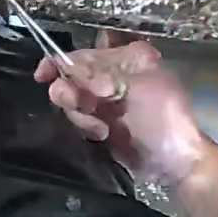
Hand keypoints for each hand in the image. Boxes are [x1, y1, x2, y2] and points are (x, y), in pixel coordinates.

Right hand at [36, 38, 211, 186]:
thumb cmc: (164, 119)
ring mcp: (106, 99)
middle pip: (71, 76)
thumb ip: (99, 76)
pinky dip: (85, 127)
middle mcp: (114, 73)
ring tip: (101, 128)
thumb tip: (69, 69)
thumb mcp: (135, 90)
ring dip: (81, 115)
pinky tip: (102, 135)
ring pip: (71, 99)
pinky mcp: (100, 120)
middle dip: (73, 94)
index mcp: (128, 57)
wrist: (174, 162)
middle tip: (83, 106)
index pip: (84, 54)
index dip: (60, 63)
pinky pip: (77, 118)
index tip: (43, 76)